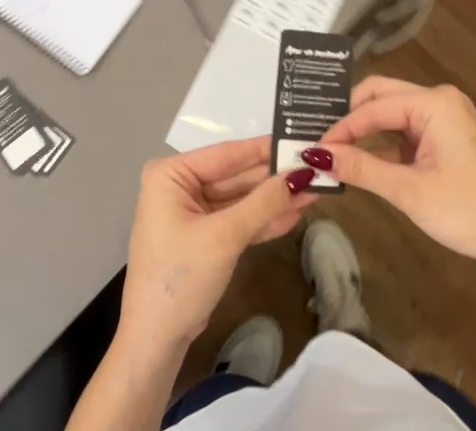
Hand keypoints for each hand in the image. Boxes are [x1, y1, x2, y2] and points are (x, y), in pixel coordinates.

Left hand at [119, 136, 313, 350]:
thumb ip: (264, 202)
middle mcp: (179, 186)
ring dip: (275, 199)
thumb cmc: (182, 275)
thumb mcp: (225, 236)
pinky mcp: (204, 238)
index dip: (266, 148)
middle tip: (317, 168)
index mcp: (171, 174)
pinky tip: (295, 213)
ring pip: (241, 200)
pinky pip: (238, 220)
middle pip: (236, 176)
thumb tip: (303, 172)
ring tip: (316, 190)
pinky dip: (263, 220)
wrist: (157, 338)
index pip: (227, 154)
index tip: (302, 138)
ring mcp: (192, 213)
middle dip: (275, 177)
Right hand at [306, 77, 475, 267]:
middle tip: (317, 140)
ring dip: (362, 131)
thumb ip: (361, 167)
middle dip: (348, 118)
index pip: (373, 106)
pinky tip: (358, 161)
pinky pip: (403, 129)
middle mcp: (440, 100)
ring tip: (330, 149)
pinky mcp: (445, 136)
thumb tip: (315, 155)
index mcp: (435, 103)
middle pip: (379, 96)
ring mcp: (445, 117)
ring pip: (390, 113)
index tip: (311, 149)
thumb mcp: (408, 191)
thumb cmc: (467, 212)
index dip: (340, 127)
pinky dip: (381, 143)